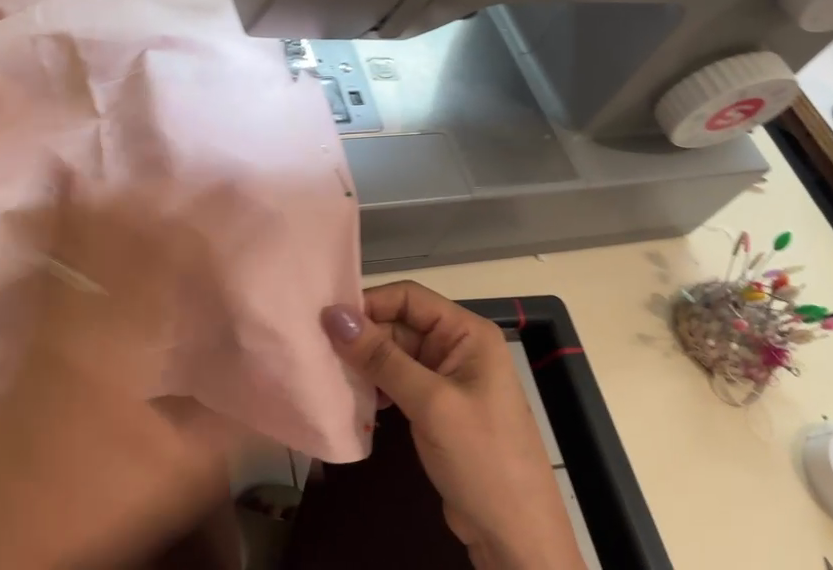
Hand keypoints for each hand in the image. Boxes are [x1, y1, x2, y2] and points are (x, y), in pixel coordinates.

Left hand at [0, 198, 239, 569]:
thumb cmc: (85, 501)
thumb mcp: (172, 475)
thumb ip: (228, 427)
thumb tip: (278, 389)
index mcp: (124, 349)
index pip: (178, 269)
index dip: (217, 231)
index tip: (253, 205)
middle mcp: (85, 316)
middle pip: (134, 238)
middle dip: (179, 200)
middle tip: (217, 172)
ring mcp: (50, 314)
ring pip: (89, 235)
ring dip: (127, 197)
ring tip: (159, 165)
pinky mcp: (28, 322)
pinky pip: (45, 253)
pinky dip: (56, 210)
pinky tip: (59, 172)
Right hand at [322, 282, 585, 569]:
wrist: (516, 535)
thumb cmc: (482, 459)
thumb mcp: (431, 404)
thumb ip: (382, 358)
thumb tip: (333, 315)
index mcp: (468, 333)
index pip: (409, 298)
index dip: (369, 303)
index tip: (325, 319)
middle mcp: (458, 348)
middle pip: (399, 325)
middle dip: (362, 337)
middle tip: (317, 350)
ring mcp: (447, 380)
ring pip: (394, 355)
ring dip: (364, 364)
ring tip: (328, 373)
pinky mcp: (436, 409)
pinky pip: (397, 384)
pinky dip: (375, 388)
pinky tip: (352, 400)